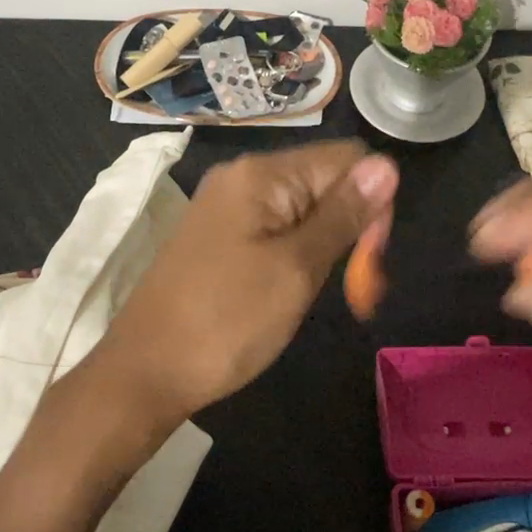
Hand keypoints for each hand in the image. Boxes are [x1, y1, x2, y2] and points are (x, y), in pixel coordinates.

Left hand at [91, 141, 398, 428]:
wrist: (144, 372)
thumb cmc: (226, 322)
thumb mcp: (296, 269)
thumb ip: (343, 215)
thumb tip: (387, 165)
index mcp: (261, 174)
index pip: (347, 159)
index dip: (372, 202)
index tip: (369, 258)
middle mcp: (241, 177)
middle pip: (323, 180)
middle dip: (348, 227)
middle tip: (350, 289)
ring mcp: (225, 206)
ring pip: (301, 209)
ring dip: (322, 247)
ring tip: (311, 294)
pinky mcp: (217, 235)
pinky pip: (273, 228)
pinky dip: (294, 255)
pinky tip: (285, 291)